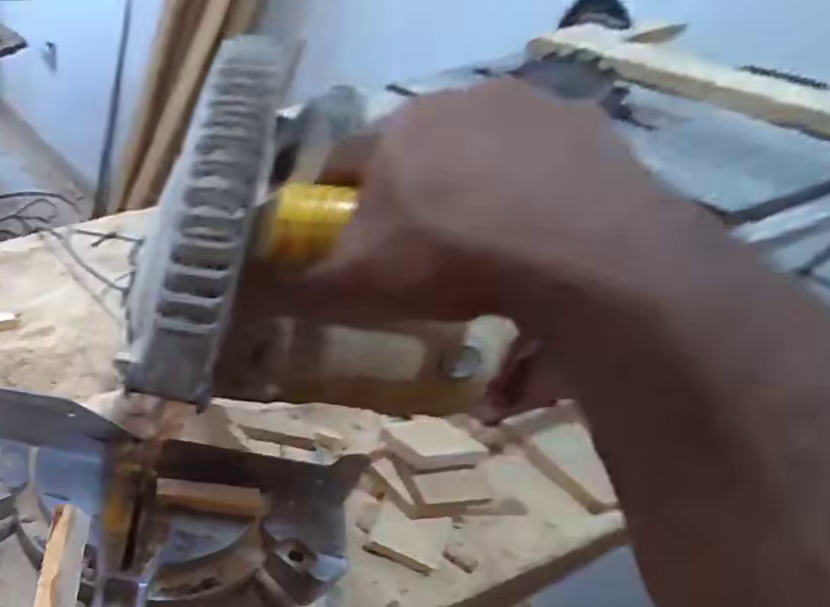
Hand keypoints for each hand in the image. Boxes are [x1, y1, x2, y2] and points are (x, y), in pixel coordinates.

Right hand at [280, 79, 690, 325]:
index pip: (337, 162)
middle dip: (394, 191)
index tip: (336, 241)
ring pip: (463, 146)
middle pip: (402, 150)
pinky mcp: (578, 118)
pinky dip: (510, 180)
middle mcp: (452, 98)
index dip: (329, 205)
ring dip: (452, 181)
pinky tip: (516, 222)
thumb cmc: (446, 258)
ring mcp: (523, 101)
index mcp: (391, 133)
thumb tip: (251, 285)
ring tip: (465, 235)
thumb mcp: (352, 284)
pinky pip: (523, 151)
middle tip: (401, 244)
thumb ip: (295, 283)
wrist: (577, 251)